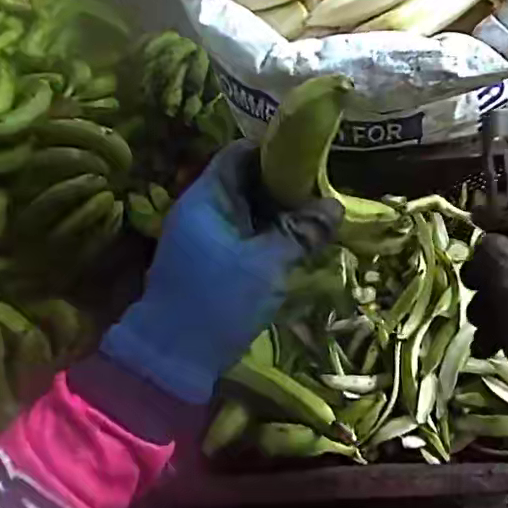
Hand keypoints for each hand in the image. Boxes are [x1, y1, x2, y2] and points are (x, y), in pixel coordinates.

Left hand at [101, 142, 340, 403]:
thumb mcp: (267, 265)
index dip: (273, 149)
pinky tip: (299, 240)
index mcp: (207, 198)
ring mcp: (207, 236)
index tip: (310, 153)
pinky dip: (271, 233)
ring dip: (280, 210)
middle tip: (324, 185)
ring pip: (249, 210)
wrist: (172, 358)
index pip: (239, 153)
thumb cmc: (217, 300)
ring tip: (318, 210)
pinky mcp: (214, 260)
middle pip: (247, 181)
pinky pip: (247, 234)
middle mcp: (203, 210)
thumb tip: (336, 205)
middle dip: (285, 182)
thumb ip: (301, 232)